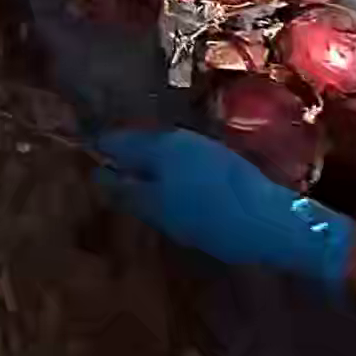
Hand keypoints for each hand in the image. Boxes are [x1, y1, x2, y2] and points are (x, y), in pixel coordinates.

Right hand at [95, 128, 355, 294]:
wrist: (272, 220)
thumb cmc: (210, 216)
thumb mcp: (161, 209)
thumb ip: (127, 190)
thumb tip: (98, 174)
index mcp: (158, 143)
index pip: (115, 139)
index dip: (97, 152)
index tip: (83, 167)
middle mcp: (175, 136)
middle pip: (136, 143)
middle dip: (121, 160)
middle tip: (107, 187)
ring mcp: (197, 145)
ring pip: (157, 151)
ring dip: (143, 168)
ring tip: (134, 194)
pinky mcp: (214, 158)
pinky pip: (176, 160)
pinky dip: (164, 173)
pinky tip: (166, 194)